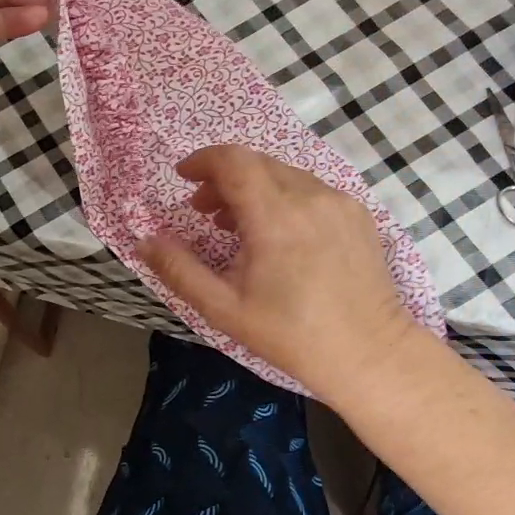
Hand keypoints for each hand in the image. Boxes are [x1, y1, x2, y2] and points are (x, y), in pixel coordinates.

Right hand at [138, 146, 429, 402]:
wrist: (369, 354)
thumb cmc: (290, 335)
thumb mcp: (224, 309)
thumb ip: (179, 270)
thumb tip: (145, 241)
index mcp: (274, 216)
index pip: (233, 161)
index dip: (202, 162)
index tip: (182, 178)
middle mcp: (310, 197)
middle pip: (257, 163)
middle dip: (223, 178)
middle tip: (202, 211)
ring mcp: (339, 203)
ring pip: (285, 175)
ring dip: (253, 188)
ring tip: (235, 226)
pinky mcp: (358, 215)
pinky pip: (311, 190)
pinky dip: (284, 198)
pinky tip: (277, 234)